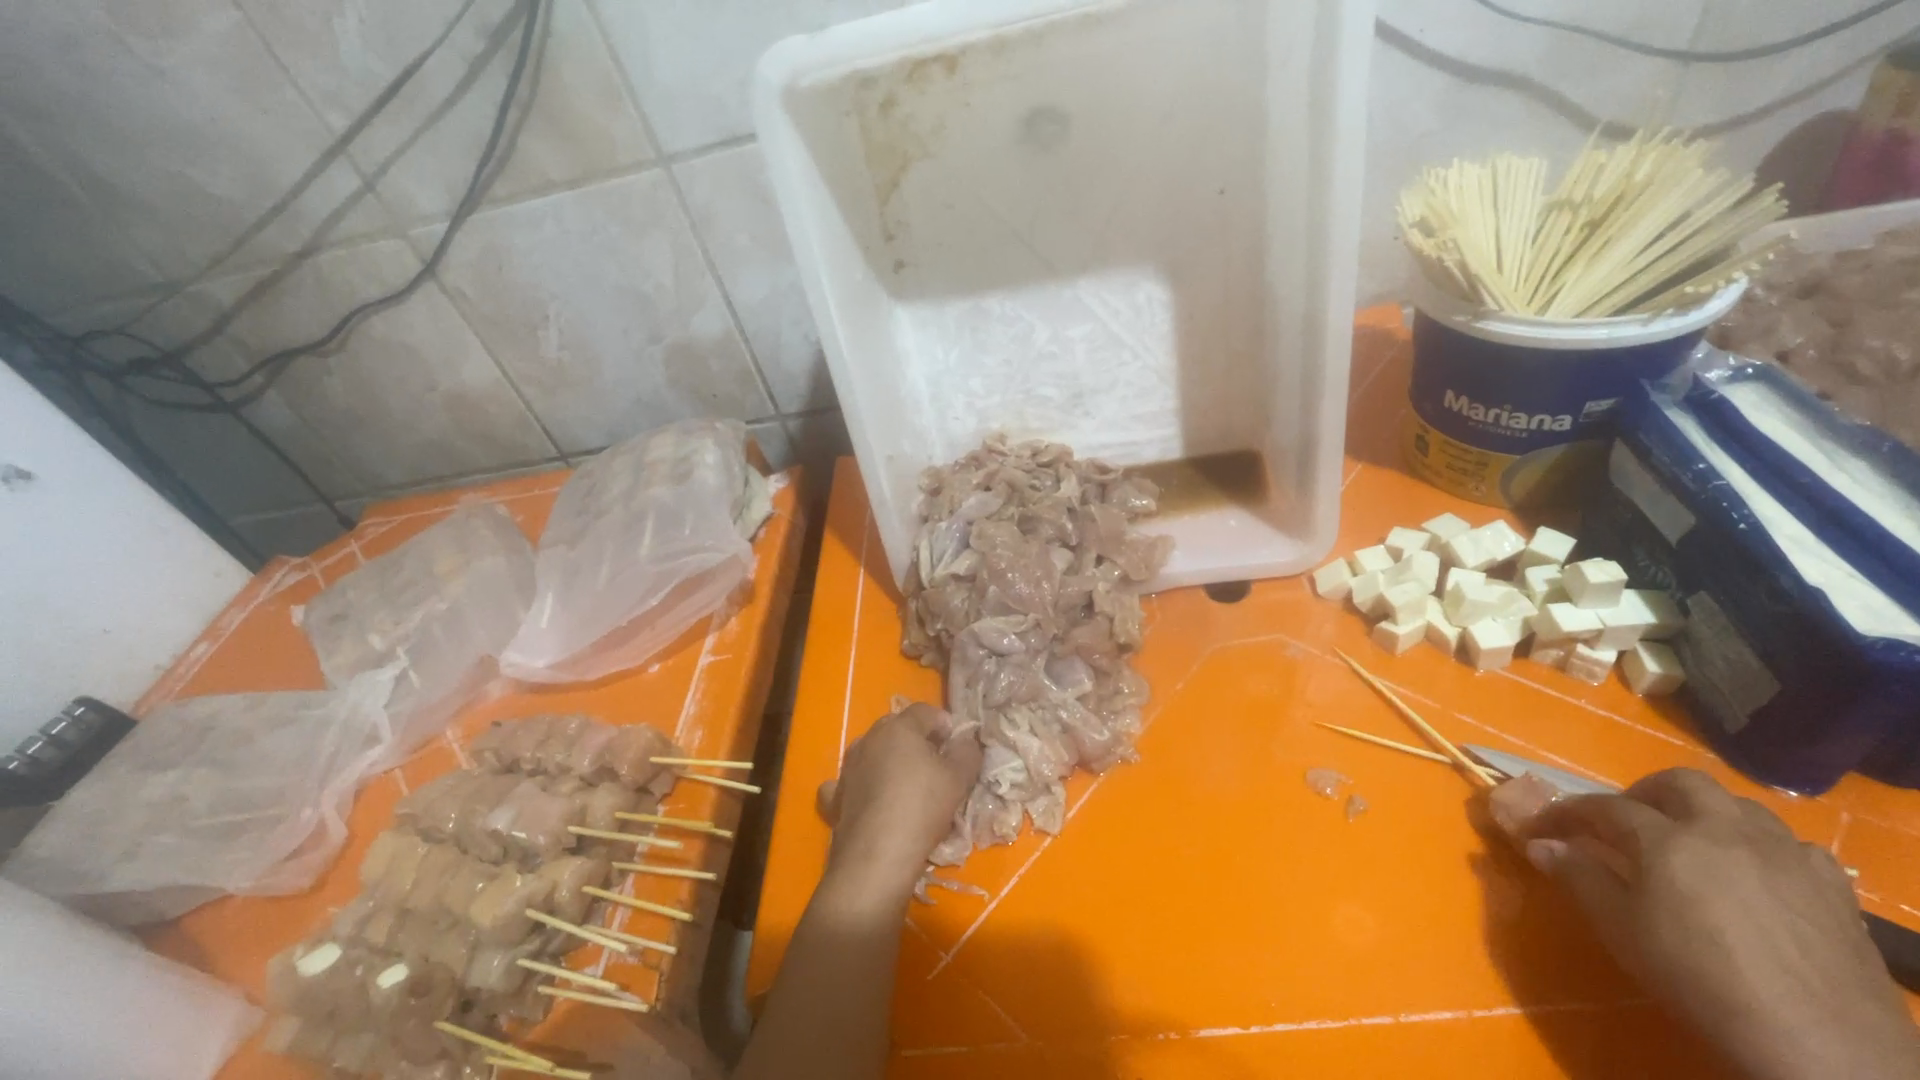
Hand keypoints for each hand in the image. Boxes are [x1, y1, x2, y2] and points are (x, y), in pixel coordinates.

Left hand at [817, 703, 981, 897]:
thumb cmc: (922, 808)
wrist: (877, 855)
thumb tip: (966, 740)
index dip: (943, 723)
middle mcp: (868, 740)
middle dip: (916, 740)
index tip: (956, 744)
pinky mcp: (835, 797)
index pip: (924, 711)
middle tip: (935, 764)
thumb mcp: (959, 779)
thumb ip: (967, 752)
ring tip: (906, 784)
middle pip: (896, 728)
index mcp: (899, 728)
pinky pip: (849, 782)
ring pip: (871, 752)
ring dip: (888, 760)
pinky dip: (860, 785)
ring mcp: (847, 768)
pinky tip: (869, 798)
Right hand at [1523, 768, 1919, 1079]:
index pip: (1603, 806)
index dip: (1567, 812)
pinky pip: (1789, 843)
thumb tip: (1540, 843)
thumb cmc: (1699, 979)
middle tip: (1627, 823)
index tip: (1543, 827)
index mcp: (1667, 838)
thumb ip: (1579, 878)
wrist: (1817, 1038)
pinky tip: (1755, 877)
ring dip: (1704, 814)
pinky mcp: (1830, 882)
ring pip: (1738, 805)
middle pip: (1679, 783)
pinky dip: (1760, 847)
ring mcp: (1784, 851)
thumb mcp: (1622, 932)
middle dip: (1644, 794)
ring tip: (1691, 845)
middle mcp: (1725, 828)